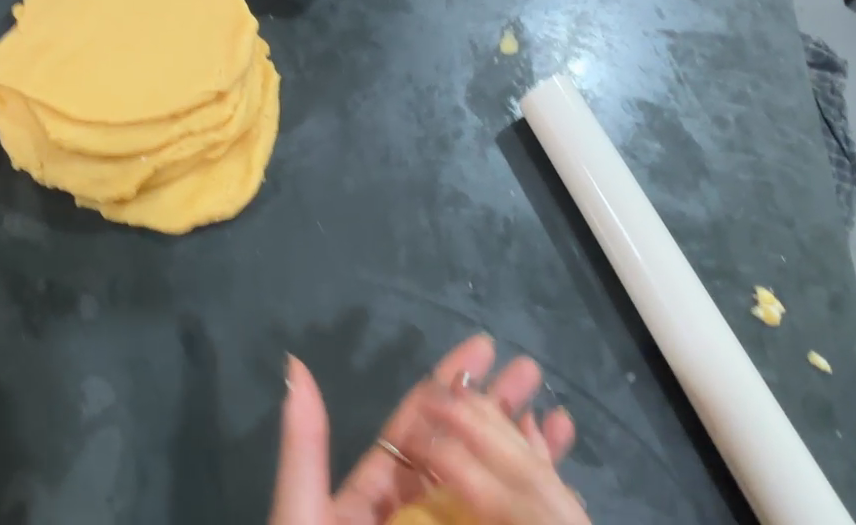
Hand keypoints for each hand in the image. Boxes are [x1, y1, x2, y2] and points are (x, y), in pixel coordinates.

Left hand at [269, 334, 578, 524]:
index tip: (484, 347)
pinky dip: (529, 499)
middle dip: (495, 407)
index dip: (448, 384)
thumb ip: (305, 451)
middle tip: (532, 369)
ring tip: (557, 412)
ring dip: (521, 451)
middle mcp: (410, 518)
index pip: (416, 427)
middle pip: (459, 449)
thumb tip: (297, 367)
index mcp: (370, 500)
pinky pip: (501, 521)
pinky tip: (559, 473)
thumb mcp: (306, 521)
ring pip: (487, 487)